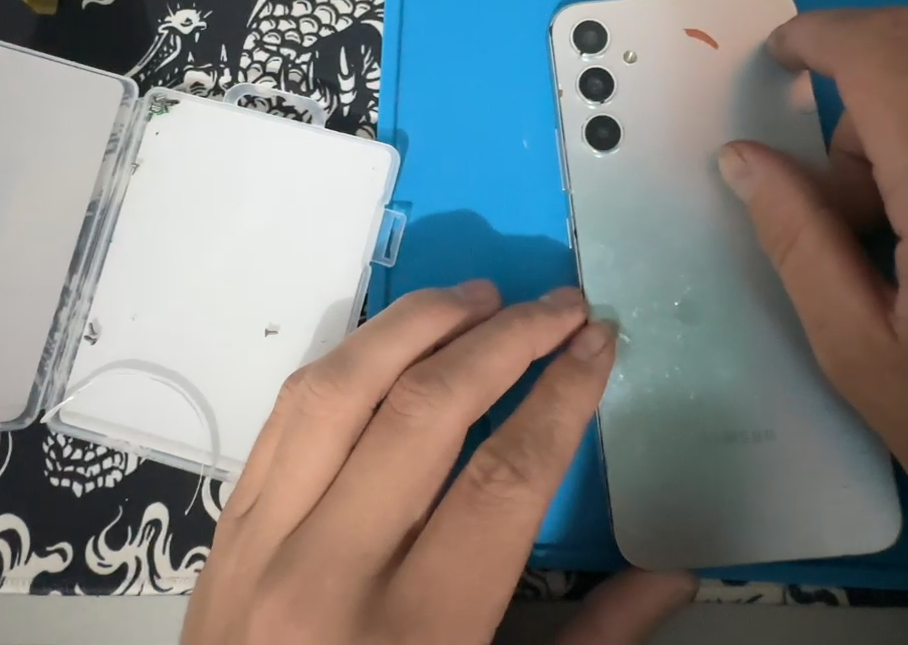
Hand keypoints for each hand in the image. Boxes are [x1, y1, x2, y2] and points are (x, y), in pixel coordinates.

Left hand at [184, 281, 694, 644]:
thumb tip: (675, 572)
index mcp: (415, 635)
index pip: (504, 478)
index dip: (562, 396)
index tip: (598, 342)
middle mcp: (329, 570)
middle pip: (427, 409)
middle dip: (506, 339)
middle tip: (559, 304)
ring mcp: (266, 537)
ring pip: (345, 385)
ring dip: (419, 322)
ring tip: (481, 296)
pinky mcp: (232, 521)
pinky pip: (291, 408)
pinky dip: (352, 355)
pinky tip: (398, 336)